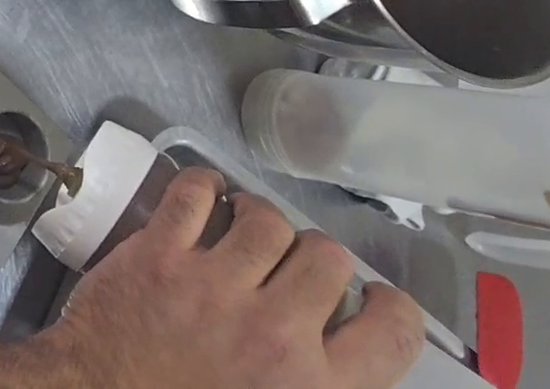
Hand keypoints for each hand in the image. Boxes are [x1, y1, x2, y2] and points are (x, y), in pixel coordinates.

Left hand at [38, 168, 425, 388]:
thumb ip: (316, 387)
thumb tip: (339, 358)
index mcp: (319, 386)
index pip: (391, 331)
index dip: (391, 306)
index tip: (370, 295)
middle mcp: (275, 329)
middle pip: (326, 257)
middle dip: (315, 250)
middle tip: (291, 256)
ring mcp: (213, 285)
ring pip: (265, 219)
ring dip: (260, 213)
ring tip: (245, 218)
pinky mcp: (158, 253)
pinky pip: (192, 195)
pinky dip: (202, 181)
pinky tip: (206, 187)